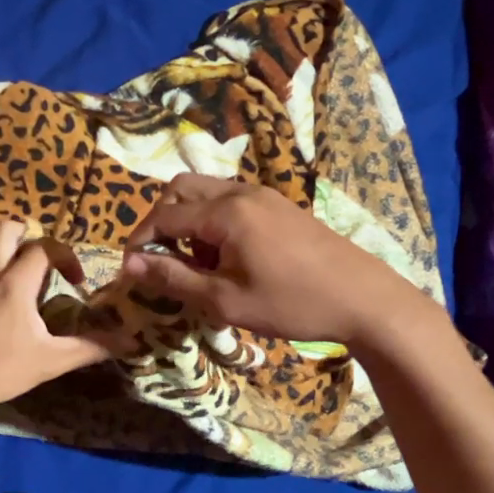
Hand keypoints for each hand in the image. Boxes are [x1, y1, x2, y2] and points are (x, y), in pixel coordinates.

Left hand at [0, 219, 113, 417]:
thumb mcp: (52, 361)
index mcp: (14, 283)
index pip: (44, 247)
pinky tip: (5, 300)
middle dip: (31, 235)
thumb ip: (91, 347)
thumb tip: (129, 341)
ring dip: (10, 250)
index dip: (67, 257)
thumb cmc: (1, 370)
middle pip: (7, 229)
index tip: (77, 283)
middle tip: (46, 263)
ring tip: (28, 278)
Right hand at [118, 175, 436, 350]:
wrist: (364, 299)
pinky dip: (211, 219)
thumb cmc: (291, 304)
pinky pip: (229, 199)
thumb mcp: (224, 300)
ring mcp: (263, 196)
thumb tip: (129, 266)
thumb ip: (174, 278)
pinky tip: (224, 256)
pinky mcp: (279, 206)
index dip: (140, 241)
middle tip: (161, 258)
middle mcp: (241, 193)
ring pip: (204, 191)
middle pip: (180, 188)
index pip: (163, 215)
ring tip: (193, 261)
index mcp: (225, 213)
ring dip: (186, 219)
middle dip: (159, 220)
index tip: (131, 271)